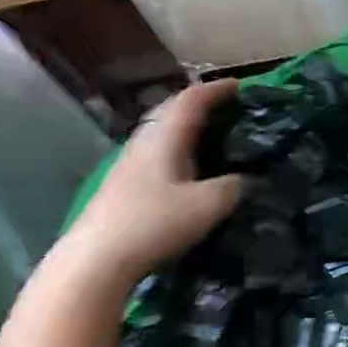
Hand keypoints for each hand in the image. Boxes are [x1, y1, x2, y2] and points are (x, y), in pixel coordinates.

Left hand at [57, 80, 244, 283]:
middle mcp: (145, 142)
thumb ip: (235, 187)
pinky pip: (159, 154)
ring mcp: (130, 164)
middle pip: (173, 111)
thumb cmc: (155, 223)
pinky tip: (191, 170)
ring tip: (216, 138)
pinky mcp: (125, 186)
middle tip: (231, 111)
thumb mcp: (208, 205)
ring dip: (190, 130)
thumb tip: (250, 178)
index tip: (243, 87)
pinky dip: (181, 151)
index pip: (192, 100)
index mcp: (165, 137)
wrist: (97, 259)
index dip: (218, 90)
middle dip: (203, 106)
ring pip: (164, 134)